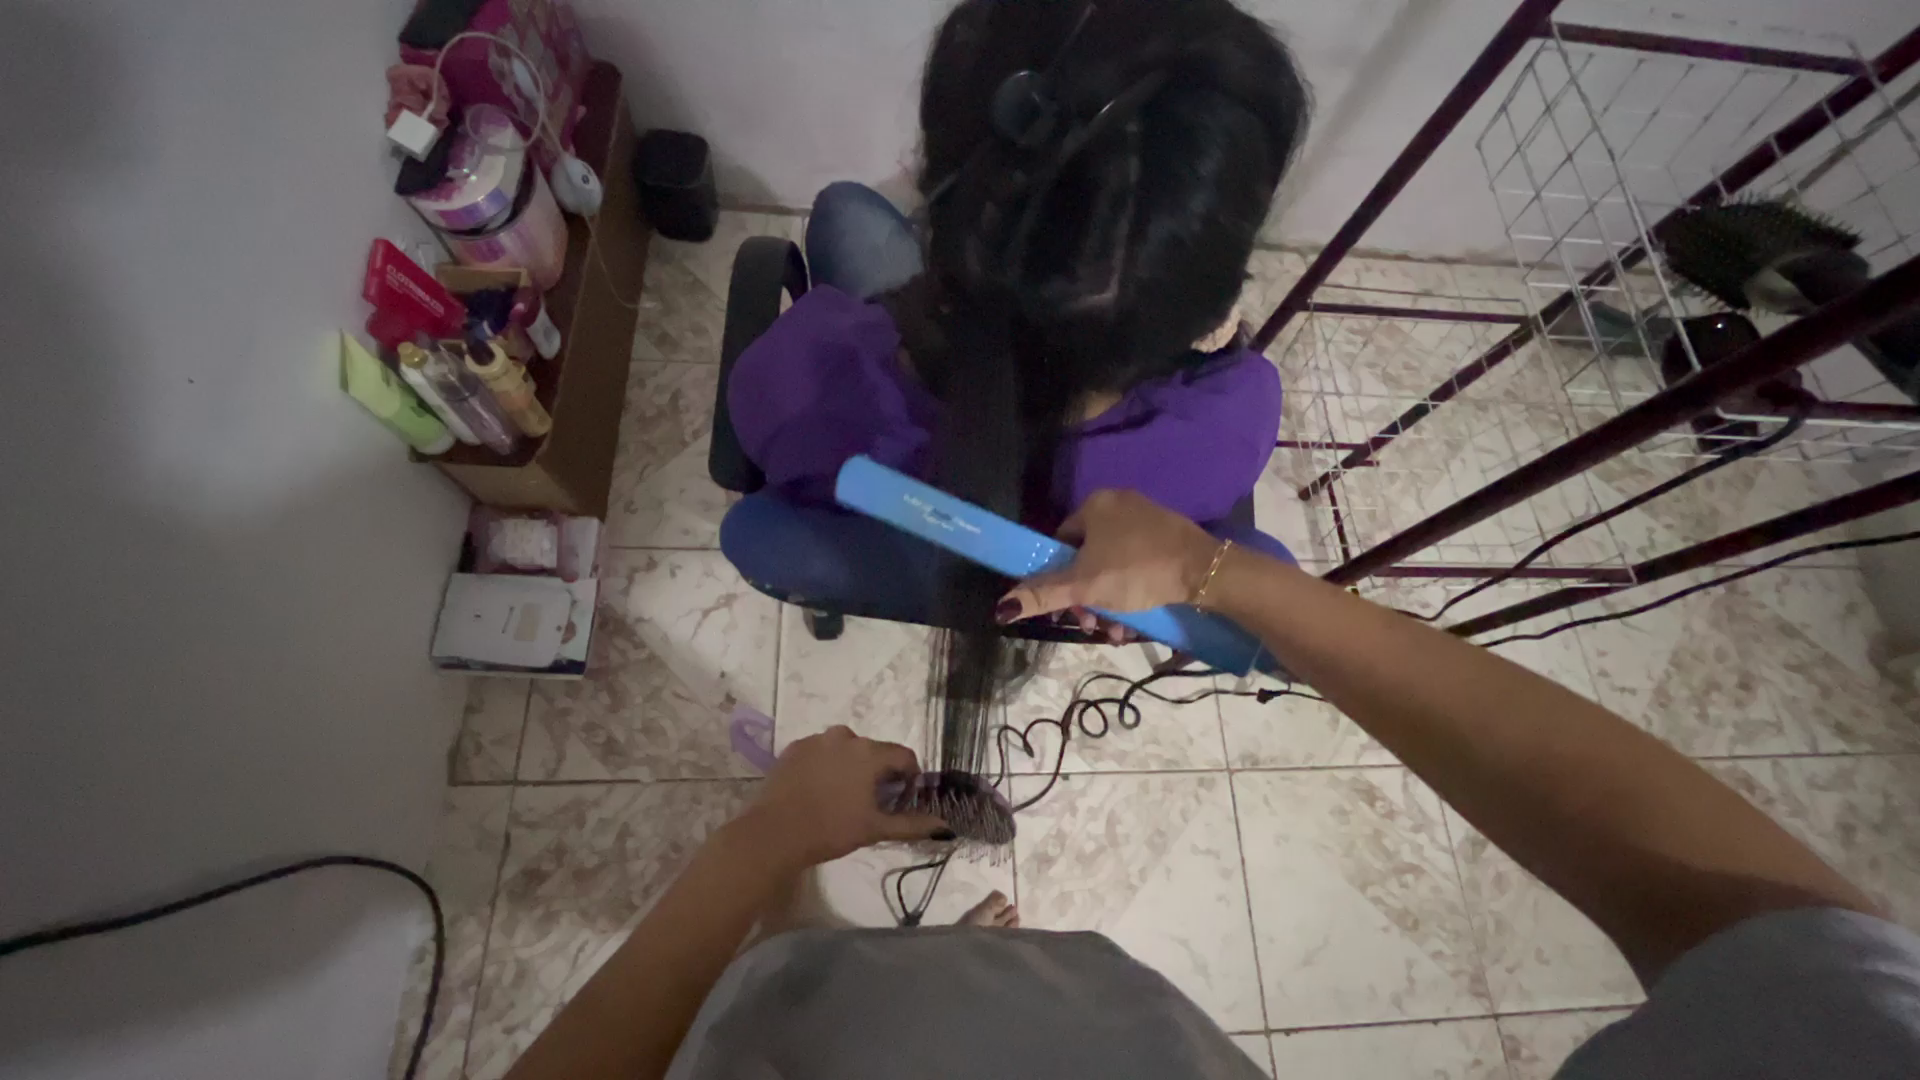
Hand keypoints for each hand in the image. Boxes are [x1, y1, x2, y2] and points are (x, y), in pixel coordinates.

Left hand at [738, 727, 948, 868]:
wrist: (774, 833)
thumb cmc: (831, 829)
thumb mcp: (875, 828)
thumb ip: (912, 824)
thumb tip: (947, 828)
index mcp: (870, 752)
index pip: (904, 756)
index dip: (909, 776)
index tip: (902, 798)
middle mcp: (846, 737)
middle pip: (874, 751)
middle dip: (878, 772)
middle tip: (870, 802)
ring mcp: (817, 740)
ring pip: (846, 749)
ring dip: (851, 766)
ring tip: (841, 797)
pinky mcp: (794, 748)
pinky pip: (820, 752)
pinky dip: (825, 766)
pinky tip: (817, 791)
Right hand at [996, 489, 1220, 619]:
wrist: (1205, 572)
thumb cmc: (1137, 571)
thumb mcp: (1084, 586)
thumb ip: (1043, 595)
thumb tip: (1001, 608)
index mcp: (1094, 505)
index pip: (1059, 543)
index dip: (1056, 578)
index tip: (1064, 608)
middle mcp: (1118, 505)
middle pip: (1086, 559)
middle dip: (1086, 598)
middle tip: (1092, 625)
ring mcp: (1146, 520)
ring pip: (1112, 567)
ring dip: (1108, 604)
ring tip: (1116, 632)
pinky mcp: (1168, 538)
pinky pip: (1137, 566)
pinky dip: (1132, 593)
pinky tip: (1135, 622)